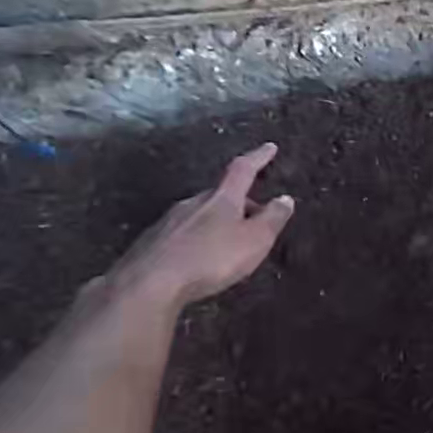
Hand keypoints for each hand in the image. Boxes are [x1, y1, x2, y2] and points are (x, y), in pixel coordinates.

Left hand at [107, 143, 295, 307]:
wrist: (147, 285)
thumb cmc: (211, 258)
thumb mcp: (256, 240)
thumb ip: (273, 218)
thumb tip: (284, 199)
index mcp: (222, 199)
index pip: (243, 170)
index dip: (258, 158)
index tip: (269, 147)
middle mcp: (193, 202)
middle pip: (221, 195)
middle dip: (240, 202)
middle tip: (257, 216)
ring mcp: (169, 222)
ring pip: (201, 214)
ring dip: (219, 222)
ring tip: (232, 241)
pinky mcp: (152, 243)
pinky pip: (184, 233)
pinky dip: (200, 239)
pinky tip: (202, 257)